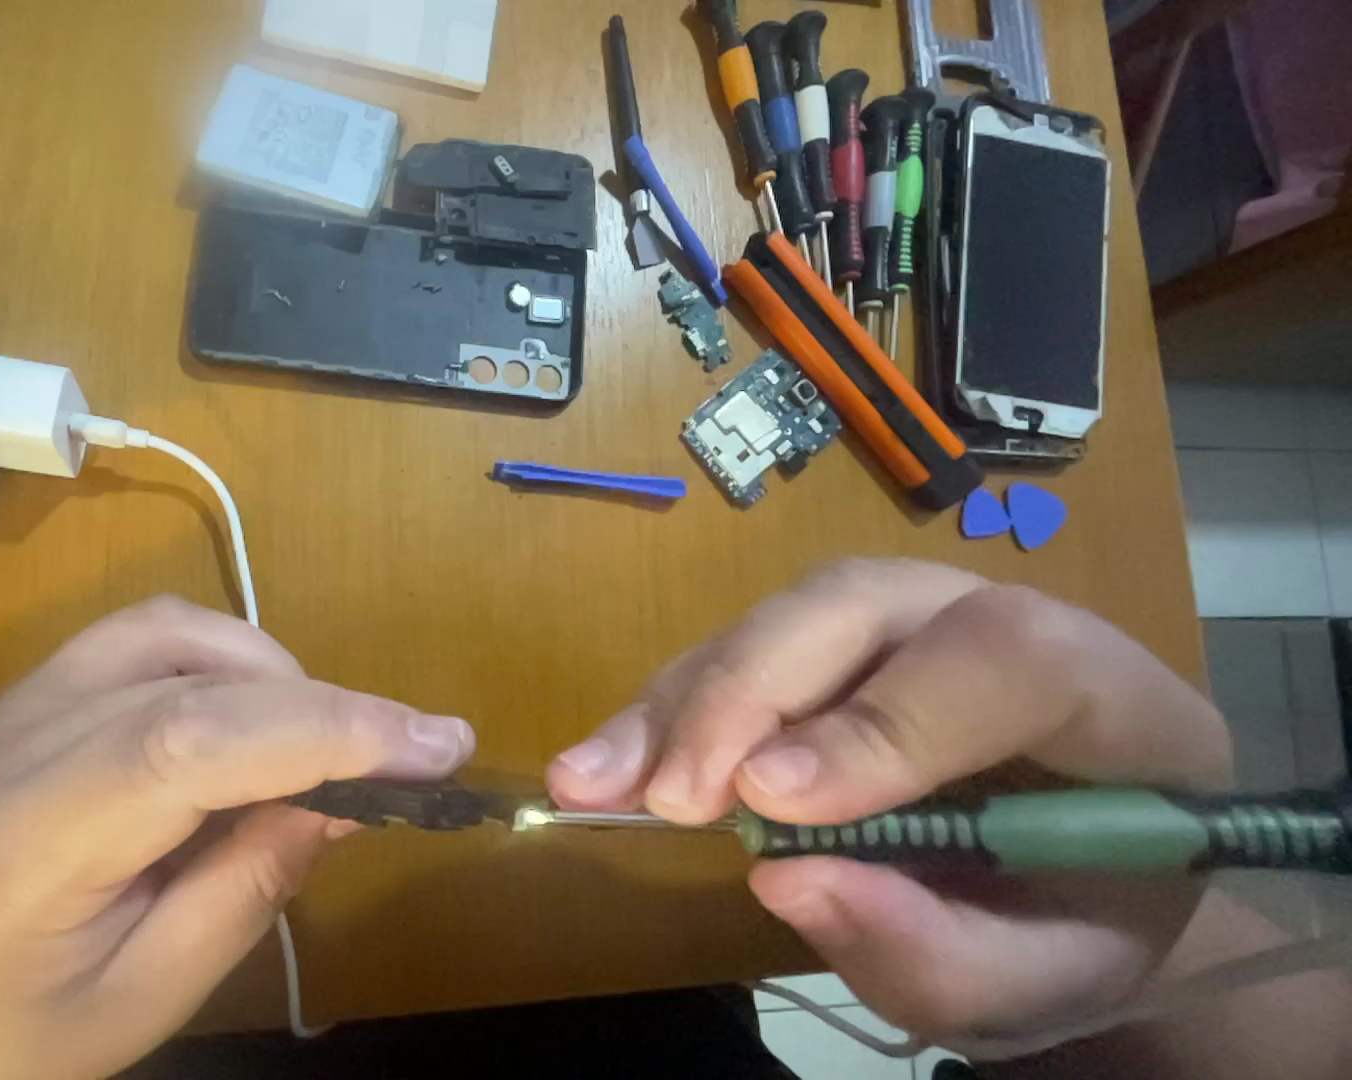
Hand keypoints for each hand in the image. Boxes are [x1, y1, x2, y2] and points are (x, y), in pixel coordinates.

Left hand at [0, 597, 473, 1078]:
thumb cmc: (7, 1034)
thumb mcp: (144, 997)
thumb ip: (249, 885)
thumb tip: (349, 794)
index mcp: (25, 842)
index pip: (191, 746)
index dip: (324, 731)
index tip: (435, 748)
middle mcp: (17, 740)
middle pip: (198, 682)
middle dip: (331, 706)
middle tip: (422, 747)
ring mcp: (21, 696)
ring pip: (178, 630)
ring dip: (278, 675)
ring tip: (325, 741)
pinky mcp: (38, 682)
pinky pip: (154, 632)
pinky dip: (229, 657)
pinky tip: (254, 710)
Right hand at [545, 559, 1231, 1044]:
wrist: (1044, 881)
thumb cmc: (1061, 924)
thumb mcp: (1035, 978)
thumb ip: (938, 950)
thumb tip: (783, 881)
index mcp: (1106, 697)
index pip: (1002, 656)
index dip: (883, 722)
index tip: (772, 802)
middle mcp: (972, 622)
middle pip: (845, 606)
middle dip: (743, 697)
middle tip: (672, 797)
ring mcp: (876, 623)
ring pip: (764, 626)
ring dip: (673, 707)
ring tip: (593, 783)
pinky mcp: (802, 647)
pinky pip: (717, 657)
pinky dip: (653, 715)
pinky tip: (599, 768)